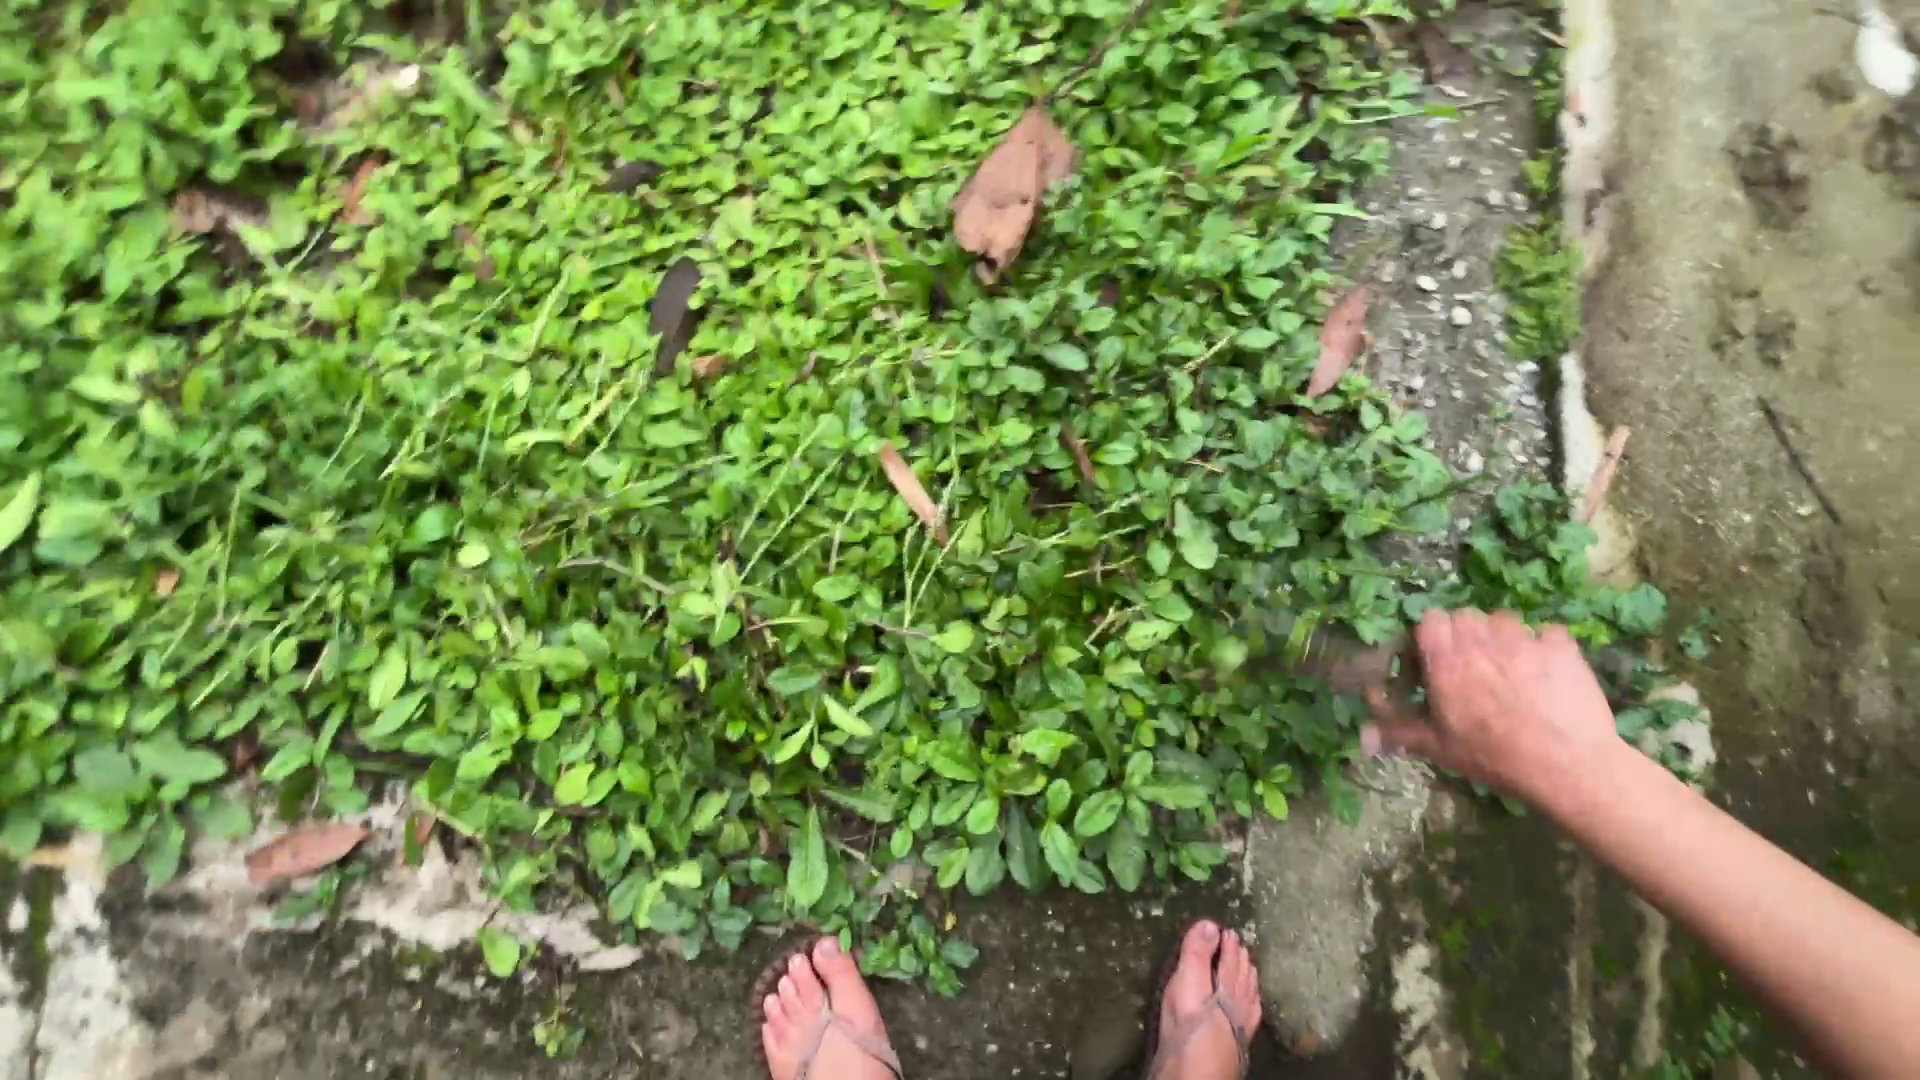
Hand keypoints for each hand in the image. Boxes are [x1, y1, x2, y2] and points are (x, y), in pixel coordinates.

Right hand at [1363, 609, 1620, 802]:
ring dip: (1502, 635)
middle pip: (1466, 615)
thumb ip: (1398, 733)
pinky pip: (1548, 633)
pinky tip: (1547, 669)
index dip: (1432, 634)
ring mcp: (1524, 642)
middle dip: (1465, 632)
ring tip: (1508, 663)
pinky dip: (1545, 645)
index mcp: (1447, 662)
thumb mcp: (1439, 748)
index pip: (1431, 620)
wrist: (1568, 766)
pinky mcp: (1563, 648)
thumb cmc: (1494, 756)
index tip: (1435, 656)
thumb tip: (1362, 737)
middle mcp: (1481, 643)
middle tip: (1470, 662)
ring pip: (1505, 620)